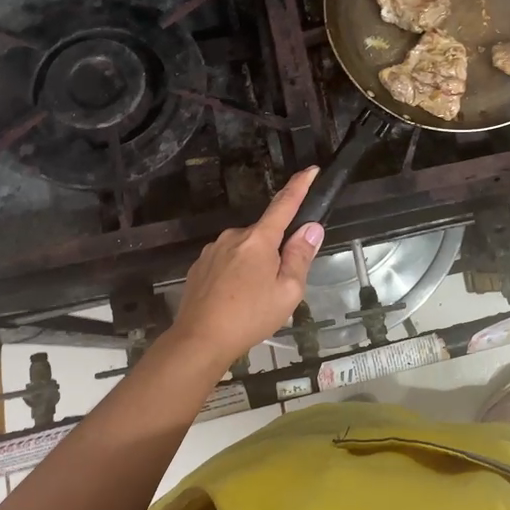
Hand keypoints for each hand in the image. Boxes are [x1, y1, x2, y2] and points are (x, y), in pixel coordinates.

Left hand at [171, 167, 324, 366]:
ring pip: (245, 249)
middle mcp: (234, 236)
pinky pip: (227, 261)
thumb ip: (300, 256)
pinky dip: (237, 273)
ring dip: (255, 264)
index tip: (311, 170)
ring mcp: (213, 250)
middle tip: (281, 284)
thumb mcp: (288, 291)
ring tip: (256, 298)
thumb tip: (311, 228)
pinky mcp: (200, 265)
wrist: (199, 340)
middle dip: (276, 250)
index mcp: (258, 239)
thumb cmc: (249, 316)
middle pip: (265, 234)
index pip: (284, 204)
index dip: (300, 186)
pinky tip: (235, 299)